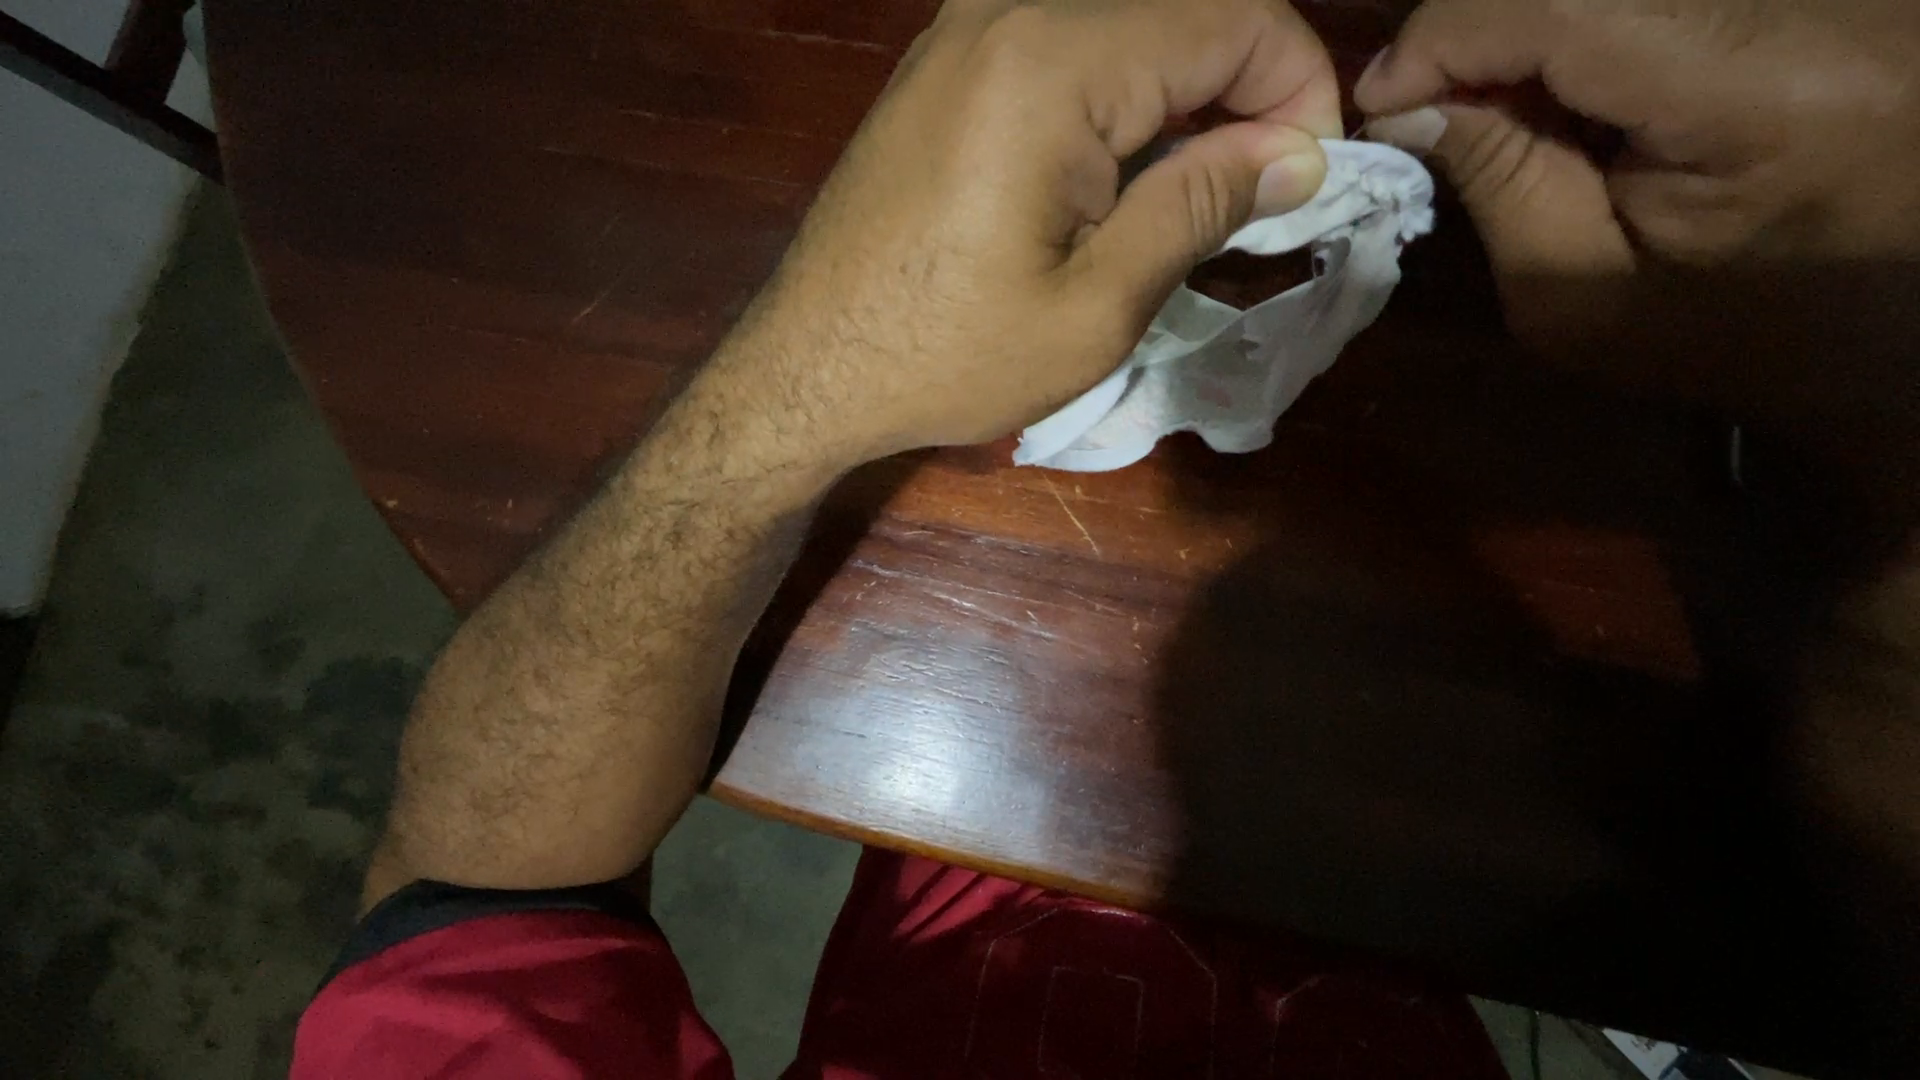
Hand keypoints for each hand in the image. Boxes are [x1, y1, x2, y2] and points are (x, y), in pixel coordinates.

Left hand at [725, 0, 1340, 467]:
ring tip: (1193, 195)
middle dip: (1240, 92)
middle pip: (1175, 12)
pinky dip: (1111, 104)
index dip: (1297, 87)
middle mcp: (1005, 14)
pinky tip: (1117, 175)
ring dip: (1175, 101)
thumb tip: (1294, 152)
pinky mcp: (939, 74)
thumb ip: (1198, 209)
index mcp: (1053, 61)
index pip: (1232, 18)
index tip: (1307, 177)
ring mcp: (960, 37)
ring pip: (1118, 33)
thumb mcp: (1093, 309)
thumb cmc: (947, 357)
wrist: (807, 371)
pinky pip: (1058, 56)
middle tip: (1256, 194)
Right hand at [1356, 0, 1919, 348]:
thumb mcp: (1575, 293)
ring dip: (1508, 33)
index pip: (1572, 3)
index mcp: (1760, 92)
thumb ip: (1498, 184)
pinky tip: (1537, 90)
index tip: (1374, 100)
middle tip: (1412, 106)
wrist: (1876, 325)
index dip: (1448, 33)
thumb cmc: (1715, 338)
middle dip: (1468, 29)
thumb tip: (1405, 108)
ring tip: (1470, 105)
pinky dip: (1557, 33)